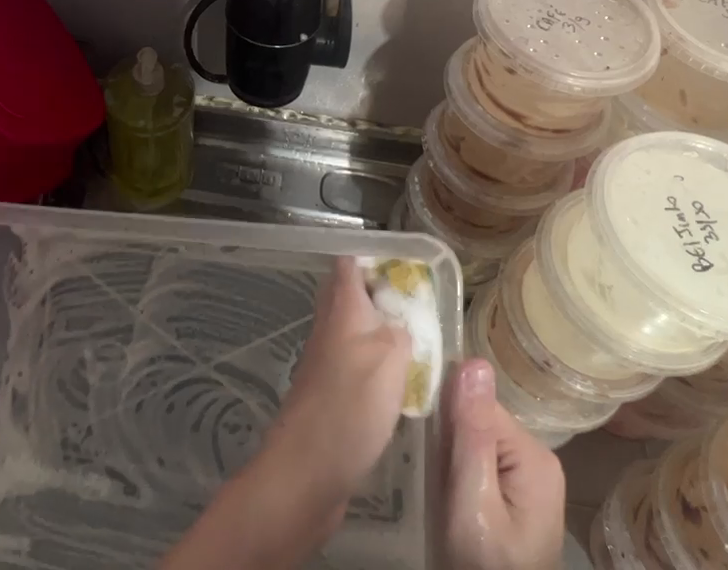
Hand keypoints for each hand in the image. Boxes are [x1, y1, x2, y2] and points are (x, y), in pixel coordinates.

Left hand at [158, 257, 410, 569]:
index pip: (349, 263)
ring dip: (381, 329)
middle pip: (349, 295)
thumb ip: (401, 329)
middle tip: (420, 305)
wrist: (307, 471)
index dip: (376, 256)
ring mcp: (326, 363)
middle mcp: (328, 330)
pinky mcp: (330, 395)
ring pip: (354, 330)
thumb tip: (403, 317)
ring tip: (419, 340)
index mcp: (341, 310)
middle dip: (381, 293)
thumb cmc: (349, 408)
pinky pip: (356, 364)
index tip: (410, 265)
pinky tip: (401, 382)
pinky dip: (378, 364)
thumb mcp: (389, 358)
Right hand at [444, 358, 565, 569]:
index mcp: (534, 456)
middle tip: (433, 478)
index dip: (446, 420)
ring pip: (474, 439)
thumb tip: (474, 361)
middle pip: (477, 420)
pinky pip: (479, 460)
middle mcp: (539, 457)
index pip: (479, 406)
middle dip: (447, 441)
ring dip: (449, 457)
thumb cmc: (483, 566)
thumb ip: (471, 434)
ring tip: (438, 486)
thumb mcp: (471, 503)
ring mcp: (529, 476)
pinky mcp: (517, 492)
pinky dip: (457, 472)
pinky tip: (449, 494)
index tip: (425, 446)